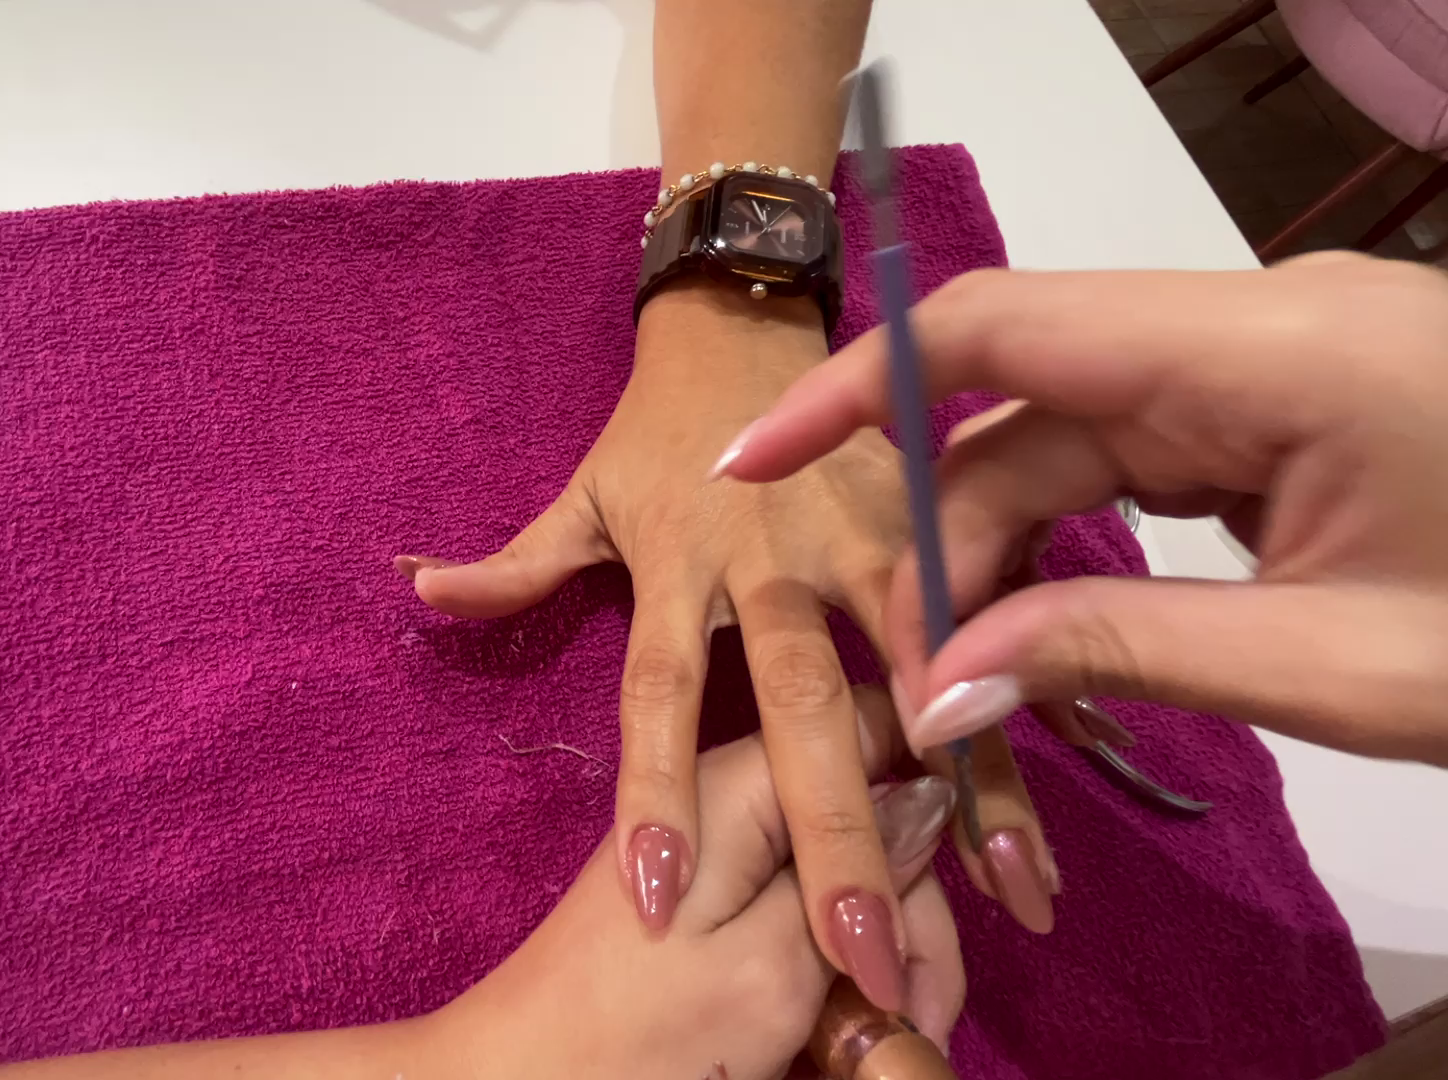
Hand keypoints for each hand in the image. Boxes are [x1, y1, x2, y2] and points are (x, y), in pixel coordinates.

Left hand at [398, 284, 1050, 1004]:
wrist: (743, 331)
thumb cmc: (654, 433)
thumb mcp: (583, 496)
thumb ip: (514, 563)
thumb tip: (420, 591)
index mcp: (676, 560)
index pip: (657, 690)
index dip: (653, 789)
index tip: (656, 896)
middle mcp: (769, 559)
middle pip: (794, 701)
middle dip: (826, 829)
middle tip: (854, 958)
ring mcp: (856, 537)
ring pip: (907, 666)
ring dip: (954, 782)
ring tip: (999, 904)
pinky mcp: (924, 520)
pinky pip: (973, 623)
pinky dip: (1009, 704)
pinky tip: (1045, 787)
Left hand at [439, 692, 964, 1079]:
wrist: (530, 1077)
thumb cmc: (640, 1035)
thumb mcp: (768, 969)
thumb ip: (853, 875)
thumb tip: (932, 791)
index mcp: (742, 781)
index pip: (873, 728)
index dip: (945, 788)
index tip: (998, 888)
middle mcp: (735, 793)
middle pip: (869, 817)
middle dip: (913, 915)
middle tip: (918, 1018)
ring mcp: (726, 842)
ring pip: (846, 873)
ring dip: (886, 956)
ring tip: (883, 1046)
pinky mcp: (721, 890)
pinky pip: (806, 905)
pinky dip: (841, 964)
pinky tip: (850, 1032)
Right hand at [717, 253, 1447, 766]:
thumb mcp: (1359, 667)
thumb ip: (1116, 655)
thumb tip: (938, 698)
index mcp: (1262, 349)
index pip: (988, 330)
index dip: (848, 391)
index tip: (750, 462)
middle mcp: (1223, 337)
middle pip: (1001, 423)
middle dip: (936, 547)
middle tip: (914, 676)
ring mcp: (1229, 376)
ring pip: (1033, 456)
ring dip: (982, 565)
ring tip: (967, 673)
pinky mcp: (1236, 421)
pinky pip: (1087, 474)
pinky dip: (1037, 555)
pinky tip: (1027, 626)